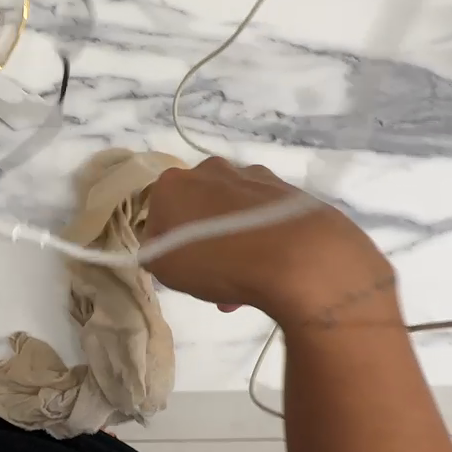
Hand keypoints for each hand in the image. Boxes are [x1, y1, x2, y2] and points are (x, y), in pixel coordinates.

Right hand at [142, 158, 398, 328]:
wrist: (297, 257)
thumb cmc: (215, 261)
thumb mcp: (163, 269)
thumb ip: (154, 253)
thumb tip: (164, 248)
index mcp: (173, 184)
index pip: (157, 213)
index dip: (164, 242)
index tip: (177, 265)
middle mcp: (210, 170)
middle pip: (196, 207)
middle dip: (199, 239)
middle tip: (208, 274)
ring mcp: (253, 177)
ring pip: (230, 212)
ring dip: (229, 241)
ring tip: (240, 280)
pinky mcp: (288, 191)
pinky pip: (261, 217)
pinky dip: (259, 238)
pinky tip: (266, 268)